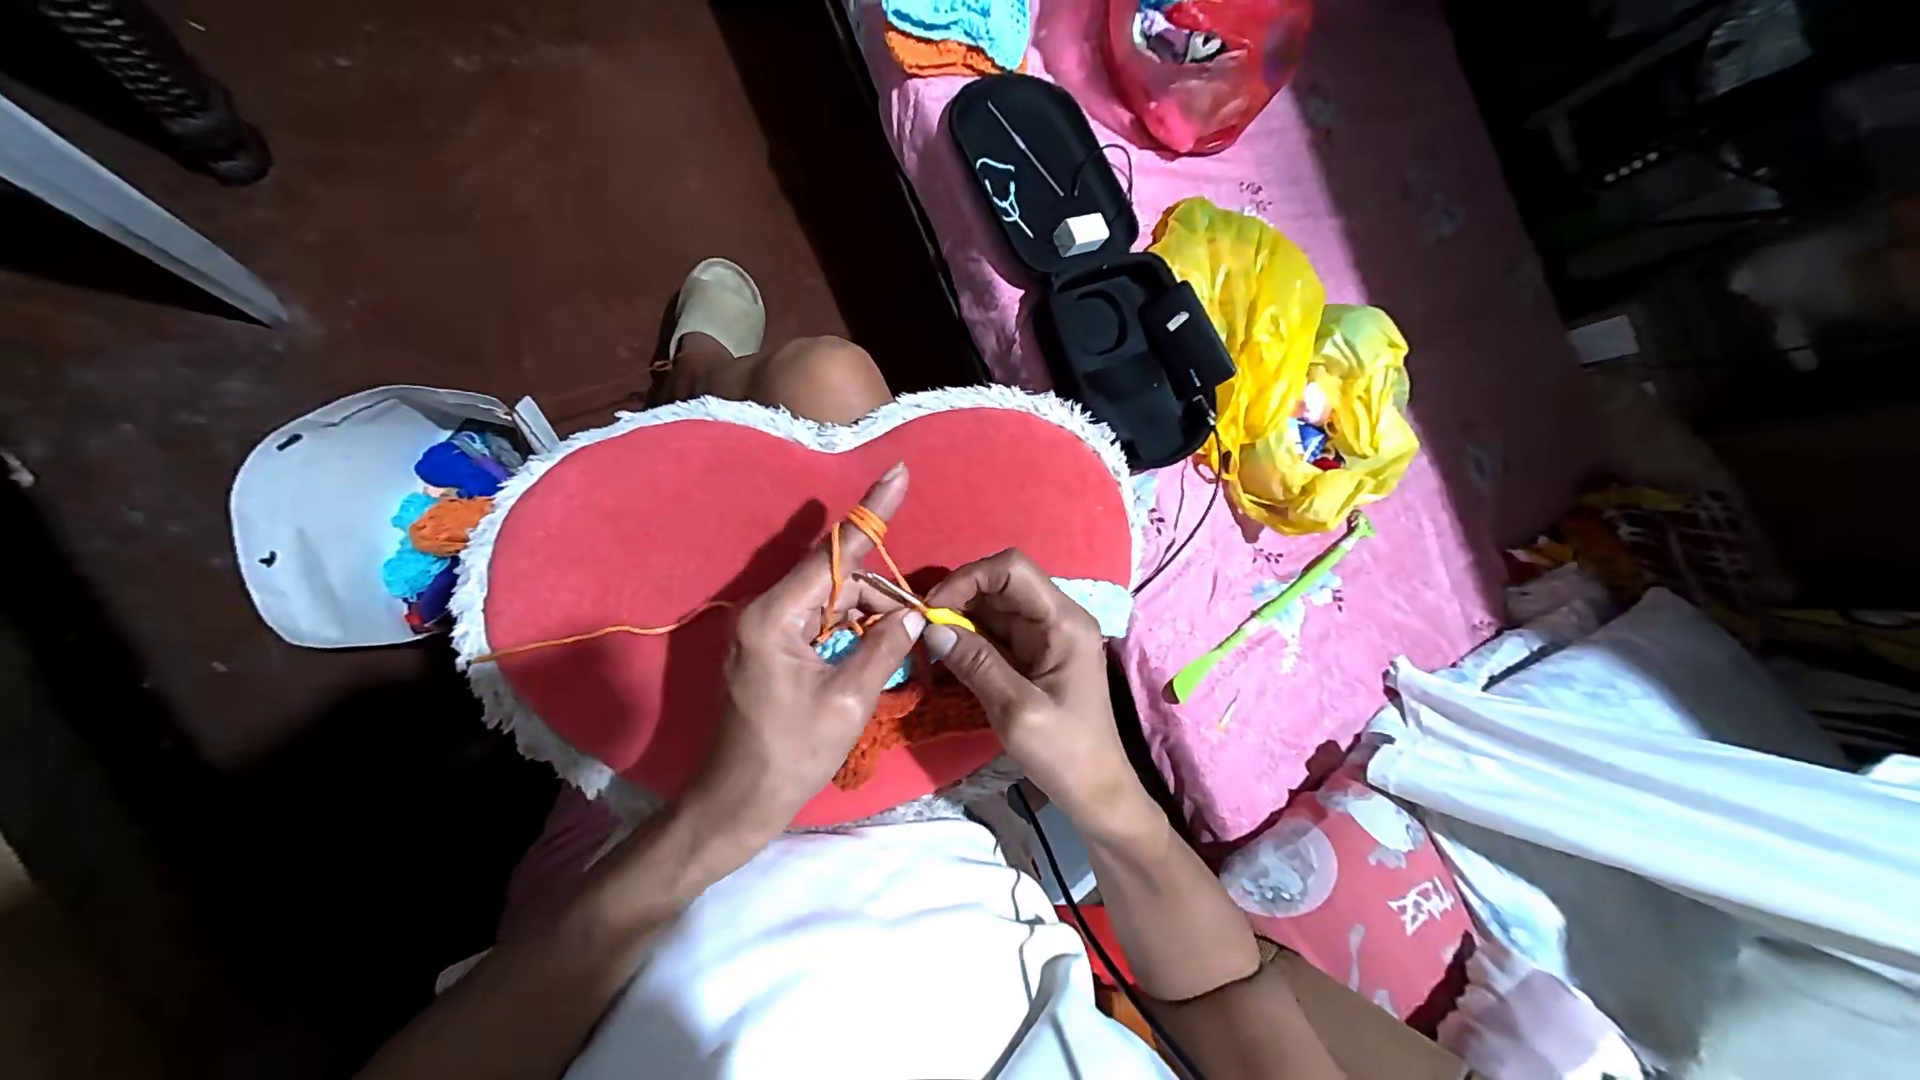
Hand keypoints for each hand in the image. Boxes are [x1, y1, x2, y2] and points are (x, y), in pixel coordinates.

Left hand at [686, 464, 924, 839]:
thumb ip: (883, 647)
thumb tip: (912, 613)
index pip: (833, 554)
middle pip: (837, 580)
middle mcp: (765, 611)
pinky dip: (851, 630)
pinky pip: (821, 621)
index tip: (897, 473)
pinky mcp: (772, 645)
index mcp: (775, 617)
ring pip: (832, 601)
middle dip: (880, 594)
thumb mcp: (847, 701)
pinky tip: (875, 648)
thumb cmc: (789, 755)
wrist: (737, 802)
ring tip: (899, 644)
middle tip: (916, 621)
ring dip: (868, 616)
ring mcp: (767, 628)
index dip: (871, 513)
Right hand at [922, 550, 1148, 833]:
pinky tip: (947, 649)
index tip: (934, 608)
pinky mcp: (1032, 653)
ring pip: (994, 604)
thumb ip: (976, 664)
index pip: (1013, 570)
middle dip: (960, 596)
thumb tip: (932, 628)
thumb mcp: (1017, 711)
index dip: (970, 578)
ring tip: (930, 637)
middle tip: (924, 625)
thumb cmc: (1064, 753)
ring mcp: (1044, 635)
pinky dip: (968, 633)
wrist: (1094, 791)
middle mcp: (1056, 618)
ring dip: (960, 614)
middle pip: (1001, 582)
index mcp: (1064, 622)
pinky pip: (994, 629)